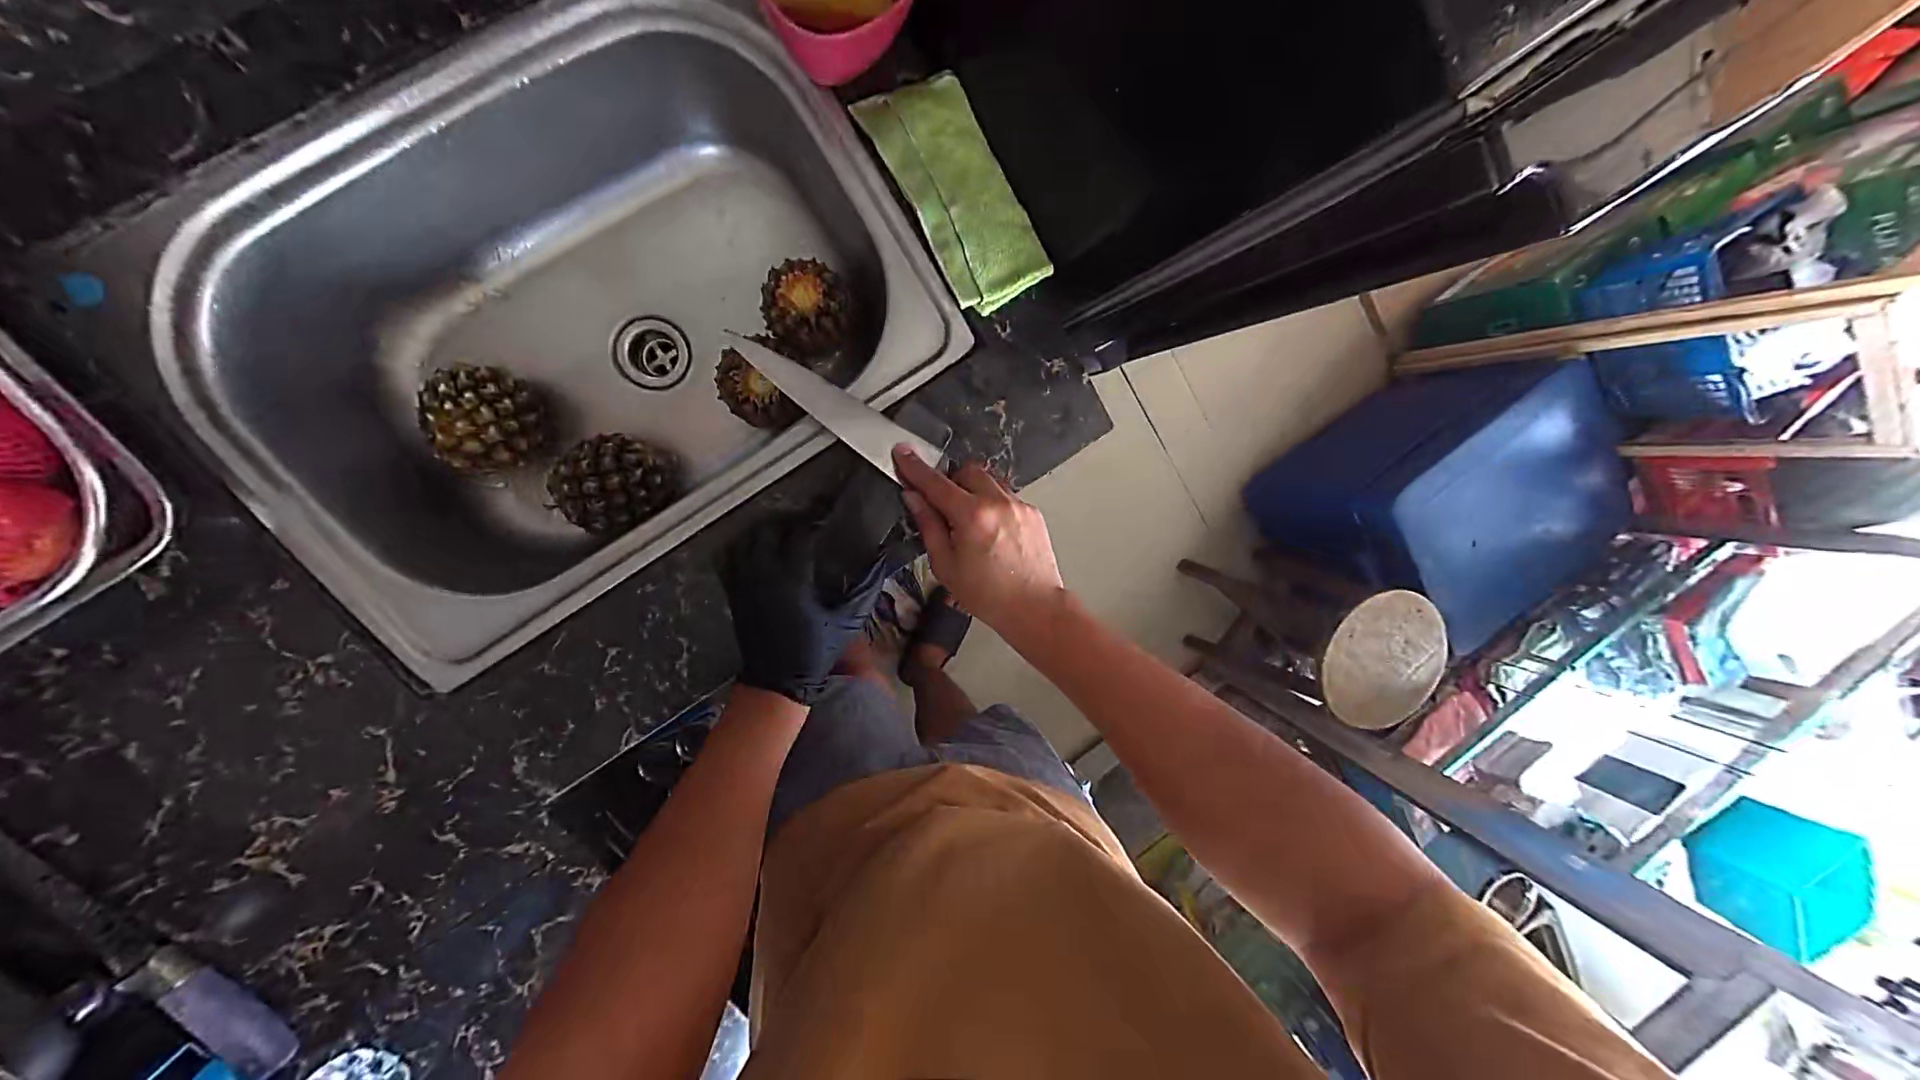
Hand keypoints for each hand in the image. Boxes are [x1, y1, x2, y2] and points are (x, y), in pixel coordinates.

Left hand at [720, 516, 884, 705]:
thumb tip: (882, 560)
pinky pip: (733, 561)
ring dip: (765, 535)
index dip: (814, 522)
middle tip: (805, 526)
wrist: (777, 681)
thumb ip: (865, 587)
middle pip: (770, 531)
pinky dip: (746, 551)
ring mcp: (745, 584)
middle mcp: (764, 575)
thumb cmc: (814, 651)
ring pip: (747, 542)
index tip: (826, 519)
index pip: (801, 534)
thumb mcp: (847, 620)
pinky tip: (762, 555)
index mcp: (793, 578)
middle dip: (788, 524)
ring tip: (783, 536)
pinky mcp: (734, 594)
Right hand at [893, 445, 1064, 632]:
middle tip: (943, 506)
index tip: (903, 453)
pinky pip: (1006, 496)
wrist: (1034, 607)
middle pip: (966, 471)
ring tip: (970, 525)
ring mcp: (1019, 506)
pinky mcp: (1032, 512)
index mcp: (972, 517)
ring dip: (973, 493)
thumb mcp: (945, 565)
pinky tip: (991, 532)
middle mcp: (998, 503)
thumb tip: (914, 499)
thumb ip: (928, 525)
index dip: (914, 466)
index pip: (935, 482)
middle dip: (951, 482)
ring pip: (988, 481)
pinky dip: (993, 506)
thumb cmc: (990, 595)